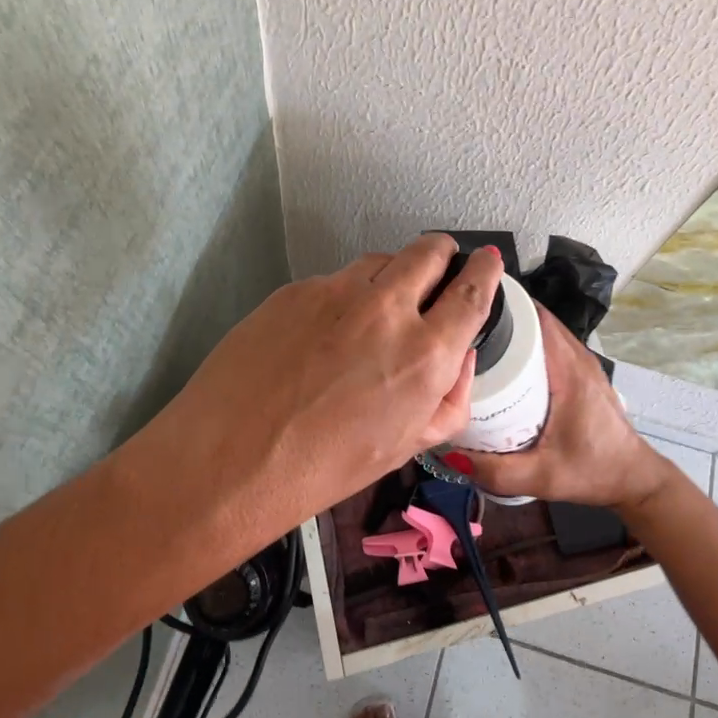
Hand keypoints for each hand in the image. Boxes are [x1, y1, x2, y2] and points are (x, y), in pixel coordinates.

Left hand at [139, 233, 503, 519]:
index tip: (487, 260)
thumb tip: (462, 354)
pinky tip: (325, 333)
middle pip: (429, 250)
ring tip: (378, 308)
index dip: (485, 269)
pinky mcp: (295, 288)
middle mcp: (386, 309)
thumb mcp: (408, 446)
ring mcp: (336, 292)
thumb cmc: (326, 468)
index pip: (472, 289)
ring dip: (391, 274)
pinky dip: (344, 296)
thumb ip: (451, 396)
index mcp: (425, 354)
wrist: (230, 459)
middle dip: (442, 254)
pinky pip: (334, 280)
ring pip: (380, 260)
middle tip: (439, 269)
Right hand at [457, 306, 674, 509]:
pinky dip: (529, 344)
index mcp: (570, 371)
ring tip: (477, 340)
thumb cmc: (592, 472)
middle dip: (502, 318)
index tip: (469, 313)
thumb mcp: (542, 478)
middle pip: (537, 320)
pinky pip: (552, 345)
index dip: (504, 309)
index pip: (536, 319)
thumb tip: (451, 454)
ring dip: (515, 330)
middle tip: (464, 329)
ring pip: (545, 331)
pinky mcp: (583, 372)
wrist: (633, 479)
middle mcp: (578, 358)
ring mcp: (583, 363)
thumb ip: (497, 471)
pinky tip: (504, 361)